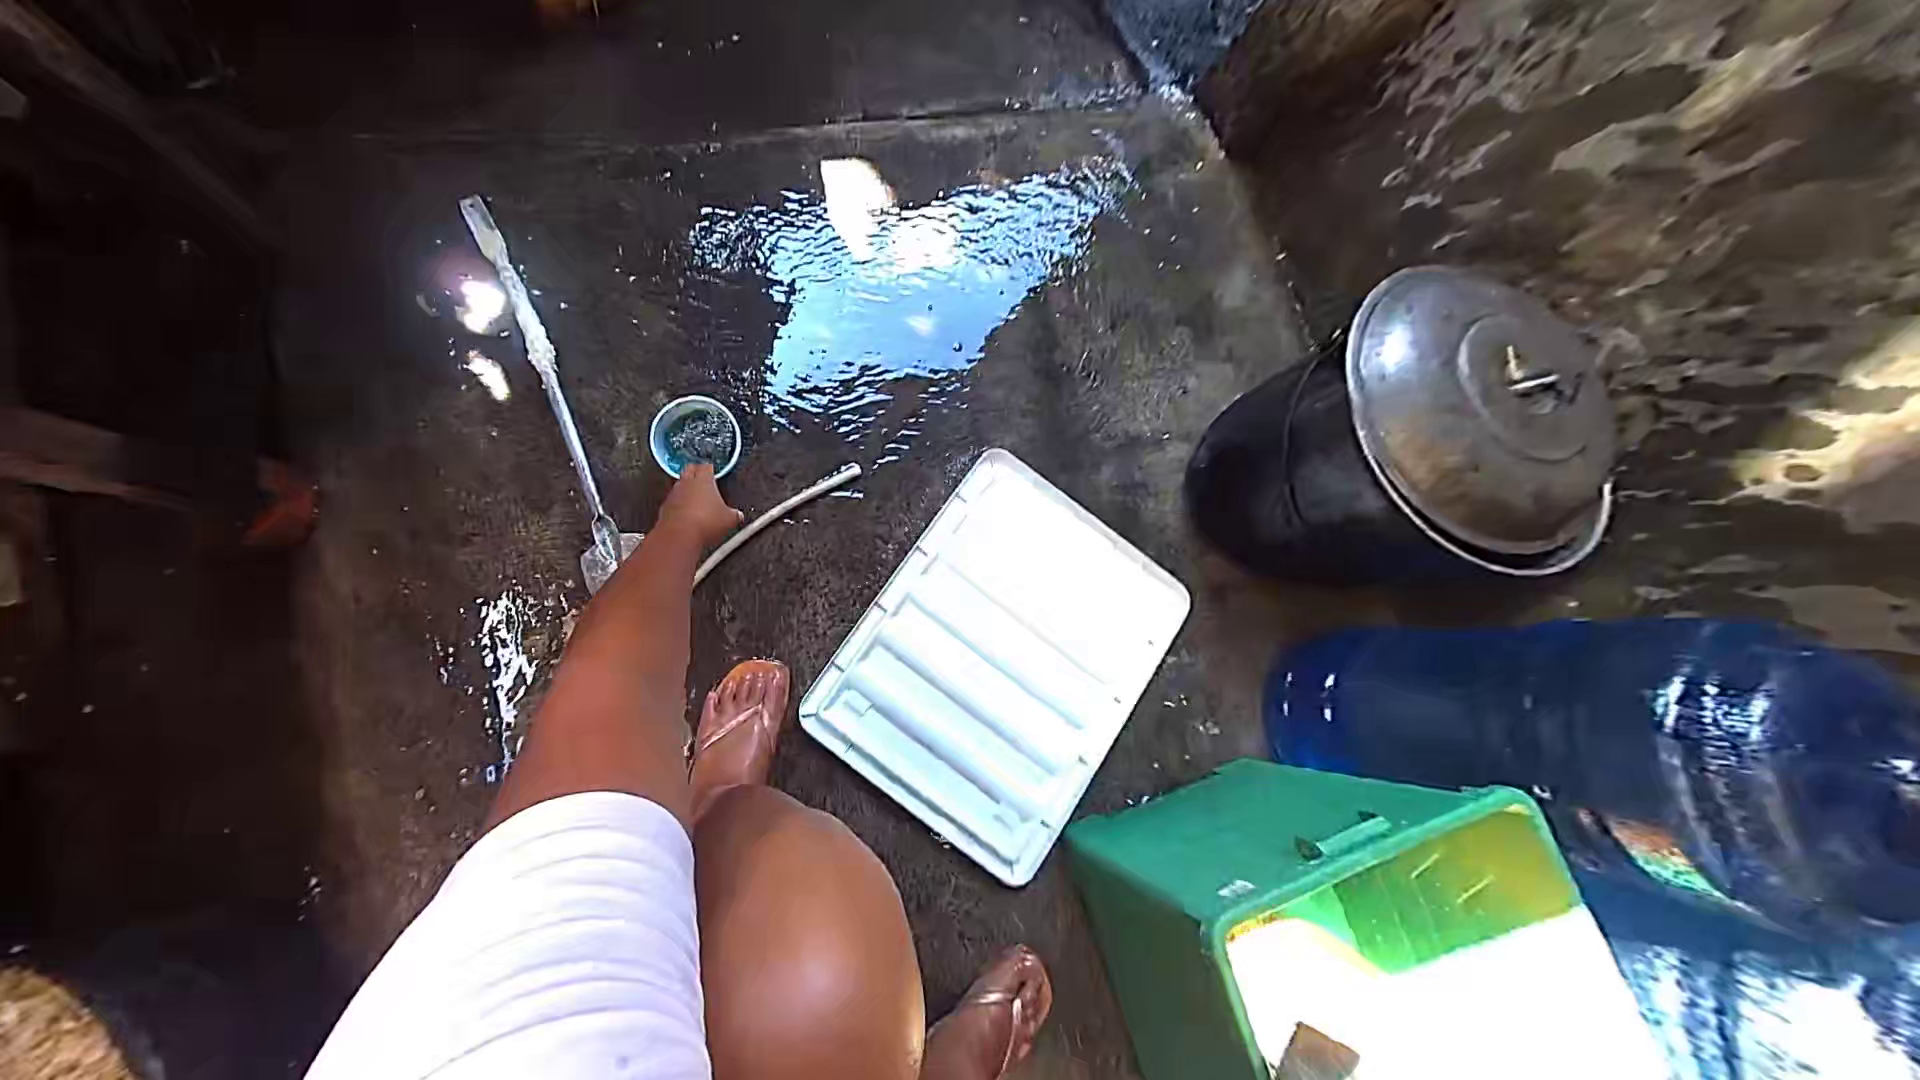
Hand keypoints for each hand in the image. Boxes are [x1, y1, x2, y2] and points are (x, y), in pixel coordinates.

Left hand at [657, 464, 742, 546]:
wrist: (680, 536)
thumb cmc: (704, 522)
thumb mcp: (729, 519)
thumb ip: (734, 514)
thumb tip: (737, 515)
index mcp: (703, 480)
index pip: (706, 467)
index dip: (711, 469)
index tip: (713, 471)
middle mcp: (686, 484)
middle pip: (689, 471)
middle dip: (695, 473)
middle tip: (702, 479)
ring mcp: (673, 495)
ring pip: (679, 486)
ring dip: (686, 490)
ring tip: (695, 500)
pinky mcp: (665, 509)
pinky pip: (672, 502)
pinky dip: (679, 506)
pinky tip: (686, 515)